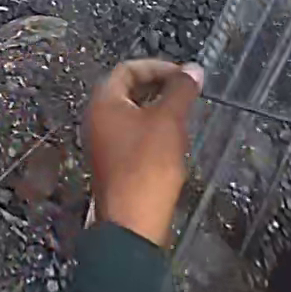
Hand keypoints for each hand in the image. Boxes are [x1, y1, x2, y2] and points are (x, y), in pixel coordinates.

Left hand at [85, 59, 203, 246]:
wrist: (133, 224)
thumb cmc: (147, 165)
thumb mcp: (169, 120)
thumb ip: (181, 89)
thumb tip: (194, 69)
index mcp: (103, 102)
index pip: (128, 69)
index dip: (157, 67)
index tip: (183, 75)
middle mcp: (96, 119)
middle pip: (127, 89)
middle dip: (158, 85)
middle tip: (185, 90)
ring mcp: (102, 143)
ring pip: (131, 112)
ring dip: (157, 107)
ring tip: (183, 112)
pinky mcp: (112, 163)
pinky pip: (131, 133)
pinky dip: (151, 128)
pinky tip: (172, 139)